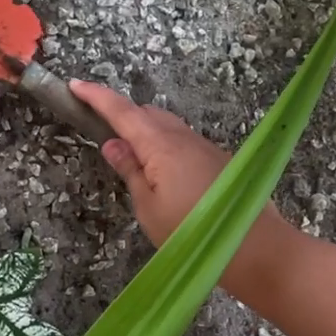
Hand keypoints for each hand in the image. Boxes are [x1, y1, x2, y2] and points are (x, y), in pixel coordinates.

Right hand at [71, 81, 296, 282]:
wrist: (260, 251)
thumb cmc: (193, 233)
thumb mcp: (149, 209)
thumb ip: (130, 172)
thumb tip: (113, 144)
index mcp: (159, 145)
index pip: (121, 111)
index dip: (96, 96)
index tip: (75, 84)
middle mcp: (182, 136)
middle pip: (146, 114)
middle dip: (123, 116)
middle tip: (104, 131)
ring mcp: (204, 145)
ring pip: (168, 126)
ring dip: (147, 131)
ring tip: (136, 157)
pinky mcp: (221, 159)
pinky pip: (185, 141)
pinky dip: (168, 146)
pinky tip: (169, 175)